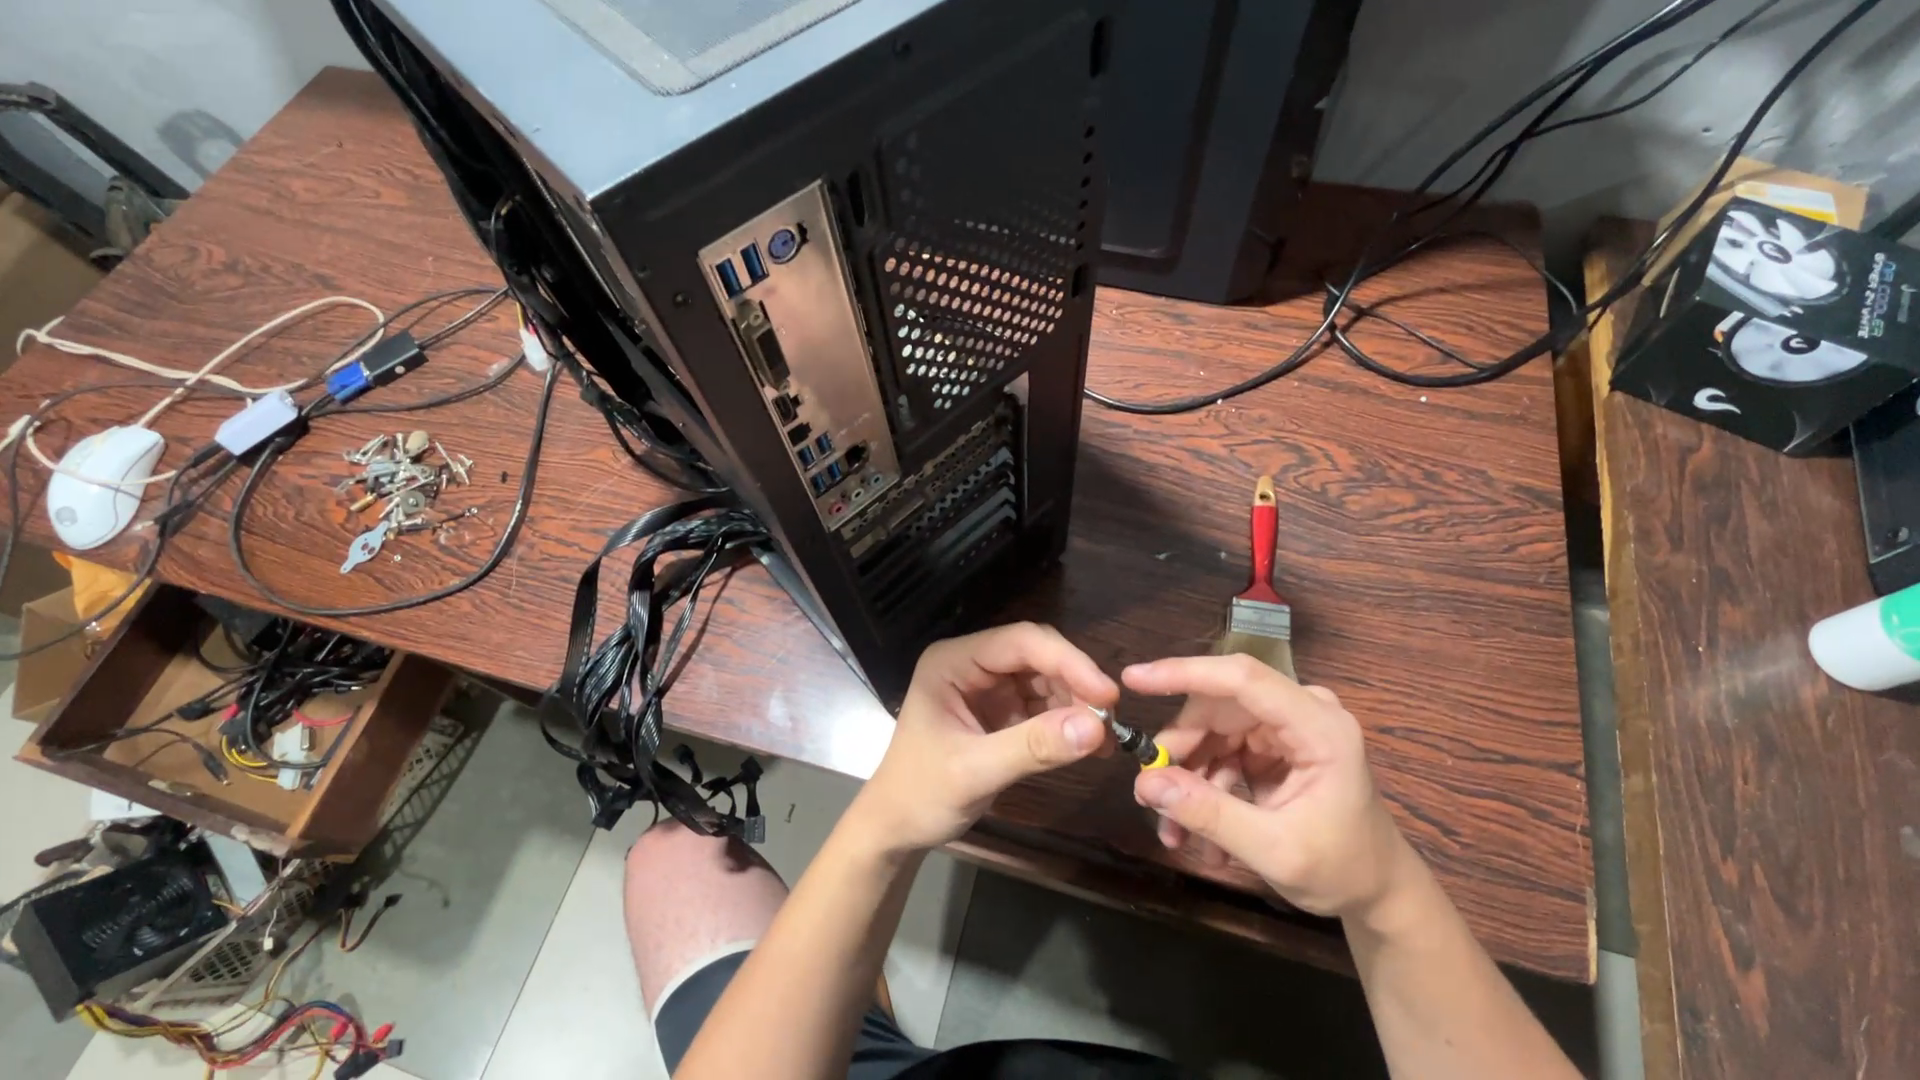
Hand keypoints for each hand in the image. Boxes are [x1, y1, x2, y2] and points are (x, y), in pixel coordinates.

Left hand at [854, 623, 1117, 852]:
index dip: (1068, 662)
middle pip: (1038, 656)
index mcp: (952, 662)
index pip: (1020, 642)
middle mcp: (972, 665)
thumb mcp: (974, 772)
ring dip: (1078, 704)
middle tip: (1111, 720)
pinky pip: (1044, 705)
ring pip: (1047, 679)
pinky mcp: (1001, 712)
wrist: (896, 828)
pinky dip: (1069, 721)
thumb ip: (1032, 747)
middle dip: (1076, 683)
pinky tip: (1090, 745)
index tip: (1106, 695)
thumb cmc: (920, 795)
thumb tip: (1096, 728)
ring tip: (1104, 739)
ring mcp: (988, 688)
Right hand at [1124, 655, 1420, 919]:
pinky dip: (1202, 785)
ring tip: (1173, 831)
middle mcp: (1302, 713)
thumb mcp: (1274, 850)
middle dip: (1178, 750)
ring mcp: (1286, 727)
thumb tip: (1146, 784)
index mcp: (1318, 726)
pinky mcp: (1272, 745)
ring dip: (1187, 776)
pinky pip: (1220, 749)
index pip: (1242, 679)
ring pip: (1211, 730)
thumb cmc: (1341, 870)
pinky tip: (1194, 830)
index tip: (1133, 679)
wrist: (1378, 893)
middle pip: (1217, 707)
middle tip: (1149, 795)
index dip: (1185, 673)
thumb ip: (1210, 814)